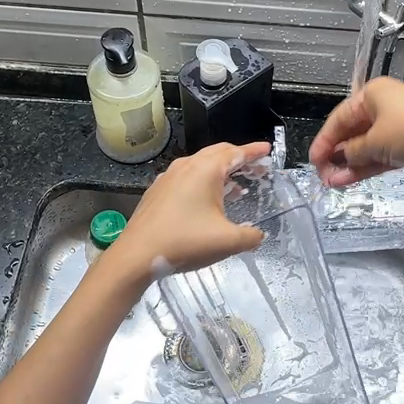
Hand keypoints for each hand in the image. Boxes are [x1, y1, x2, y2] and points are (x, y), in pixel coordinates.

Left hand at [102, 142, 269, 283]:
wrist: (136, 255)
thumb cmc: (184, 242)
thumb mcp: (227, 242)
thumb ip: (250, 236)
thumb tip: (258, 235)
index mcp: (205, 170)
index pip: (235, 152)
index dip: (254, 151)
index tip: (266, 149)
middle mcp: (186, 166)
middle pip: (218, 154)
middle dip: (239, 158)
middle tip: (256, 167)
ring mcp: (169, 178)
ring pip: (200, 166)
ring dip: (221, 172)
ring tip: (237, 186)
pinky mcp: (158, 192)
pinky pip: (187, 178)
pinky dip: (203, 182)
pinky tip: (208, 201)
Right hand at [308, 78, 403, 186]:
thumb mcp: (376, 141)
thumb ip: (352, 152)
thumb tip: (339, 159)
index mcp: (373, 93)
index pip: (339, 118)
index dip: (324, 141)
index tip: (313, 162)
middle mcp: (385, 106)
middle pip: (353, 132)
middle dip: (337, 155)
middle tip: (324, 176)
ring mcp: (400, 125)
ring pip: (367, 146)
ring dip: (350, 165)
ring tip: (334, 183)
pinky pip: (382, 154)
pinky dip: (368, 166)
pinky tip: (351, 179)